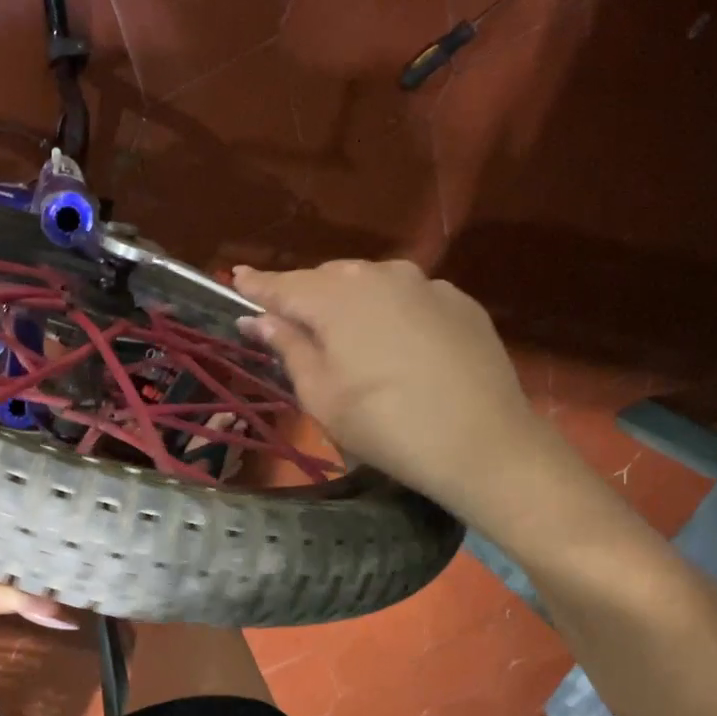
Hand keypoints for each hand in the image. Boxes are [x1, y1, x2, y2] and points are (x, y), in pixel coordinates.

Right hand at [231, 259, 544, 506]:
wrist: (480, 440)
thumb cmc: (382, 424)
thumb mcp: (320, 394)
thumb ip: (288, 348)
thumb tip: (259, 319)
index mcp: (336, 298)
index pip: (284, 285)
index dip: (257, 284)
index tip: (235, 278)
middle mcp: (380, 275)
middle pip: (328, 278)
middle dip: (304, 295)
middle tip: (288, 321)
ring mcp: (425, 285)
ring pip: (370, 284)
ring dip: (347, 301)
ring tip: (340, 333)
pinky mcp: (459, 302)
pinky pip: (408, 298)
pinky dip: (388, 312)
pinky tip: (392, 344)